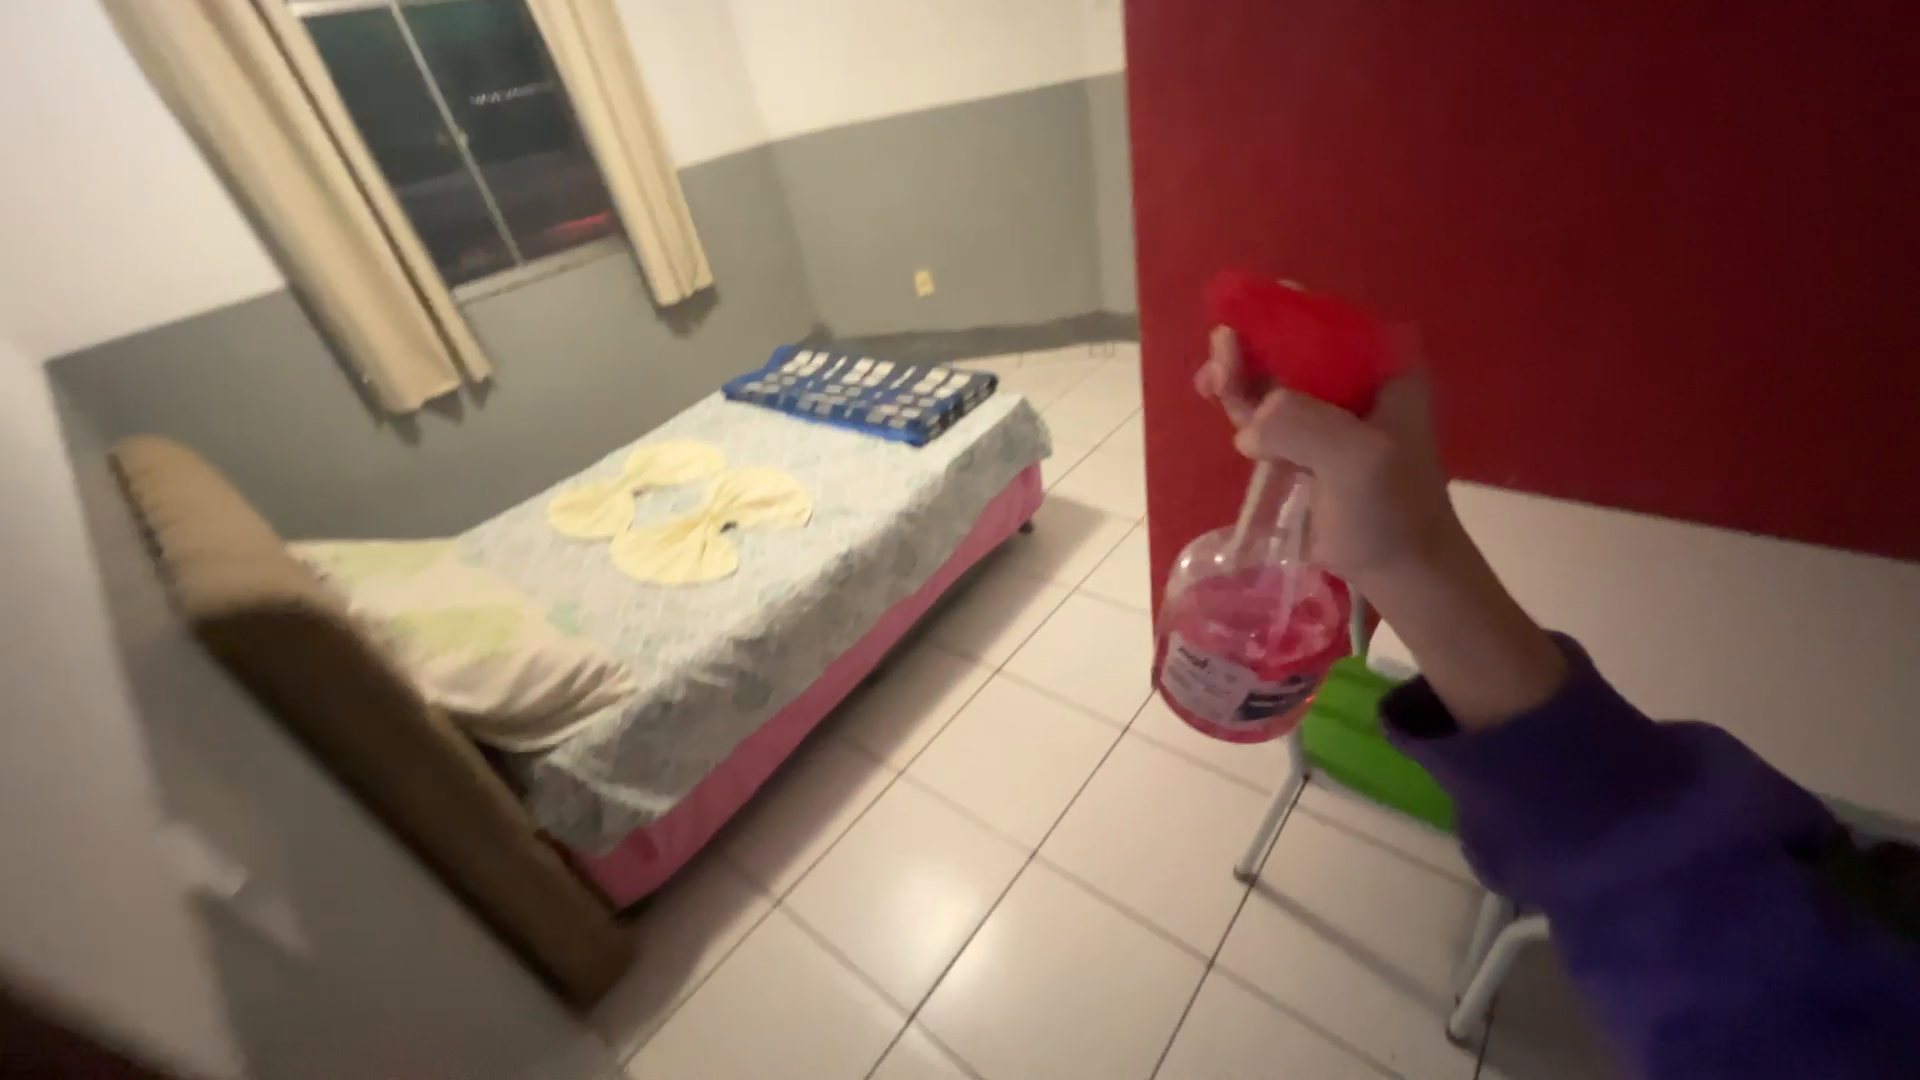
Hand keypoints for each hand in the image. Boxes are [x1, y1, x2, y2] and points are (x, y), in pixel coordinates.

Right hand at [1194, 325, 1565, 726]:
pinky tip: (1238, 426)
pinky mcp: (1307, 445)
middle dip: (1245, 355)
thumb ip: (1302, 424)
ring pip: (1269, 384)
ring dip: (1238, 386)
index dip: (1274, 318)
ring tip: (1214, 390)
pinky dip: (1245, 415)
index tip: (1233, 331)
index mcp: (1379, 368)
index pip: (1321, 322)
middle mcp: (1353, 382)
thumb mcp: (1356, 459)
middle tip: (1214, 372)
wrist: (1400, 567)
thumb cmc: (1390, 510)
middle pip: (1285, 350)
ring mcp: (1328, 415)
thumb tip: (1252, 424)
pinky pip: (1266, 417)